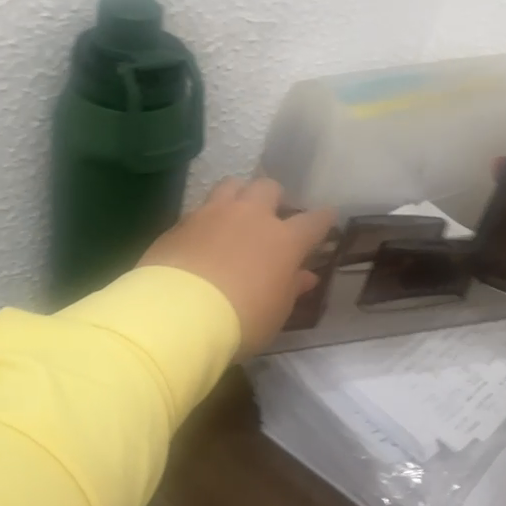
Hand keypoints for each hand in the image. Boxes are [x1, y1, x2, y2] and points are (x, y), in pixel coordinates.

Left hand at [139, 178, 335, 358]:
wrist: (179, 312)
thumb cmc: (241, 320)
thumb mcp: (275, 312)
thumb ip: (291, 288)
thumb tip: (305, 275)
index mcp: (283, 240)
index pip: (312, 221)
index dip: (322, 219)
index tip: (326, 218)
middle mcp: (250, 216)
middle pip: (267, 188)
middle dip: (273, 197)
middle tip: (270, 214)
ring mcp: (212, 214)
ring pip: (231, 185)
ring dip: (238, 195)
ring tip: (235, 212)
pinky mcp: (180, 223)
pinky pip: (199, 209)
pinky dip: (206, 218)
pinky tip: (202, 235)